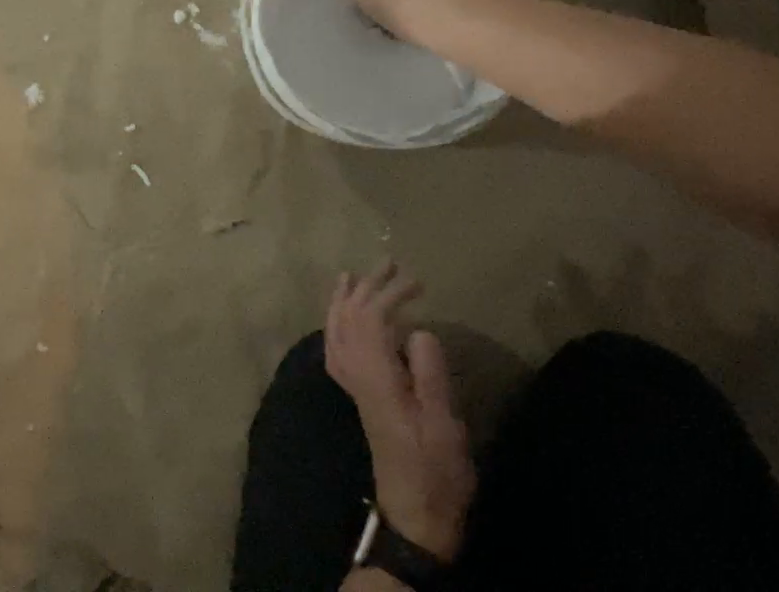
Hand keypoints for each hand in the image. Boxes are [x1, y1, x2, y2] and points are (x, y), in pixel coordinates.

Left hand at [326, 263, 475, 561]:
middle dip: (366, 288)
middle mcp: (357, 376)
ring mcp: (354, 387)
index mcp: (376, 377)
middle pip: (350, 319)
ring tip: (350, 276)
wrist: (415, 513)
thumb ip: (429, 374)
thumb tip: (419, 328)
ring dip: (344, 301)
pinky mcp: (359, 397)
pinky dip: (337, 326)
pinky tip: (345, 322)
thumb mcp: (443, 423)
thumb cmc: (436, 470)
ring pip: (335, 333)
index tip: (417, 280)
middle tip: (389, 263)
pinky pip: (336, 350)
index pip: (371, 319)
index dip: (389, 294)